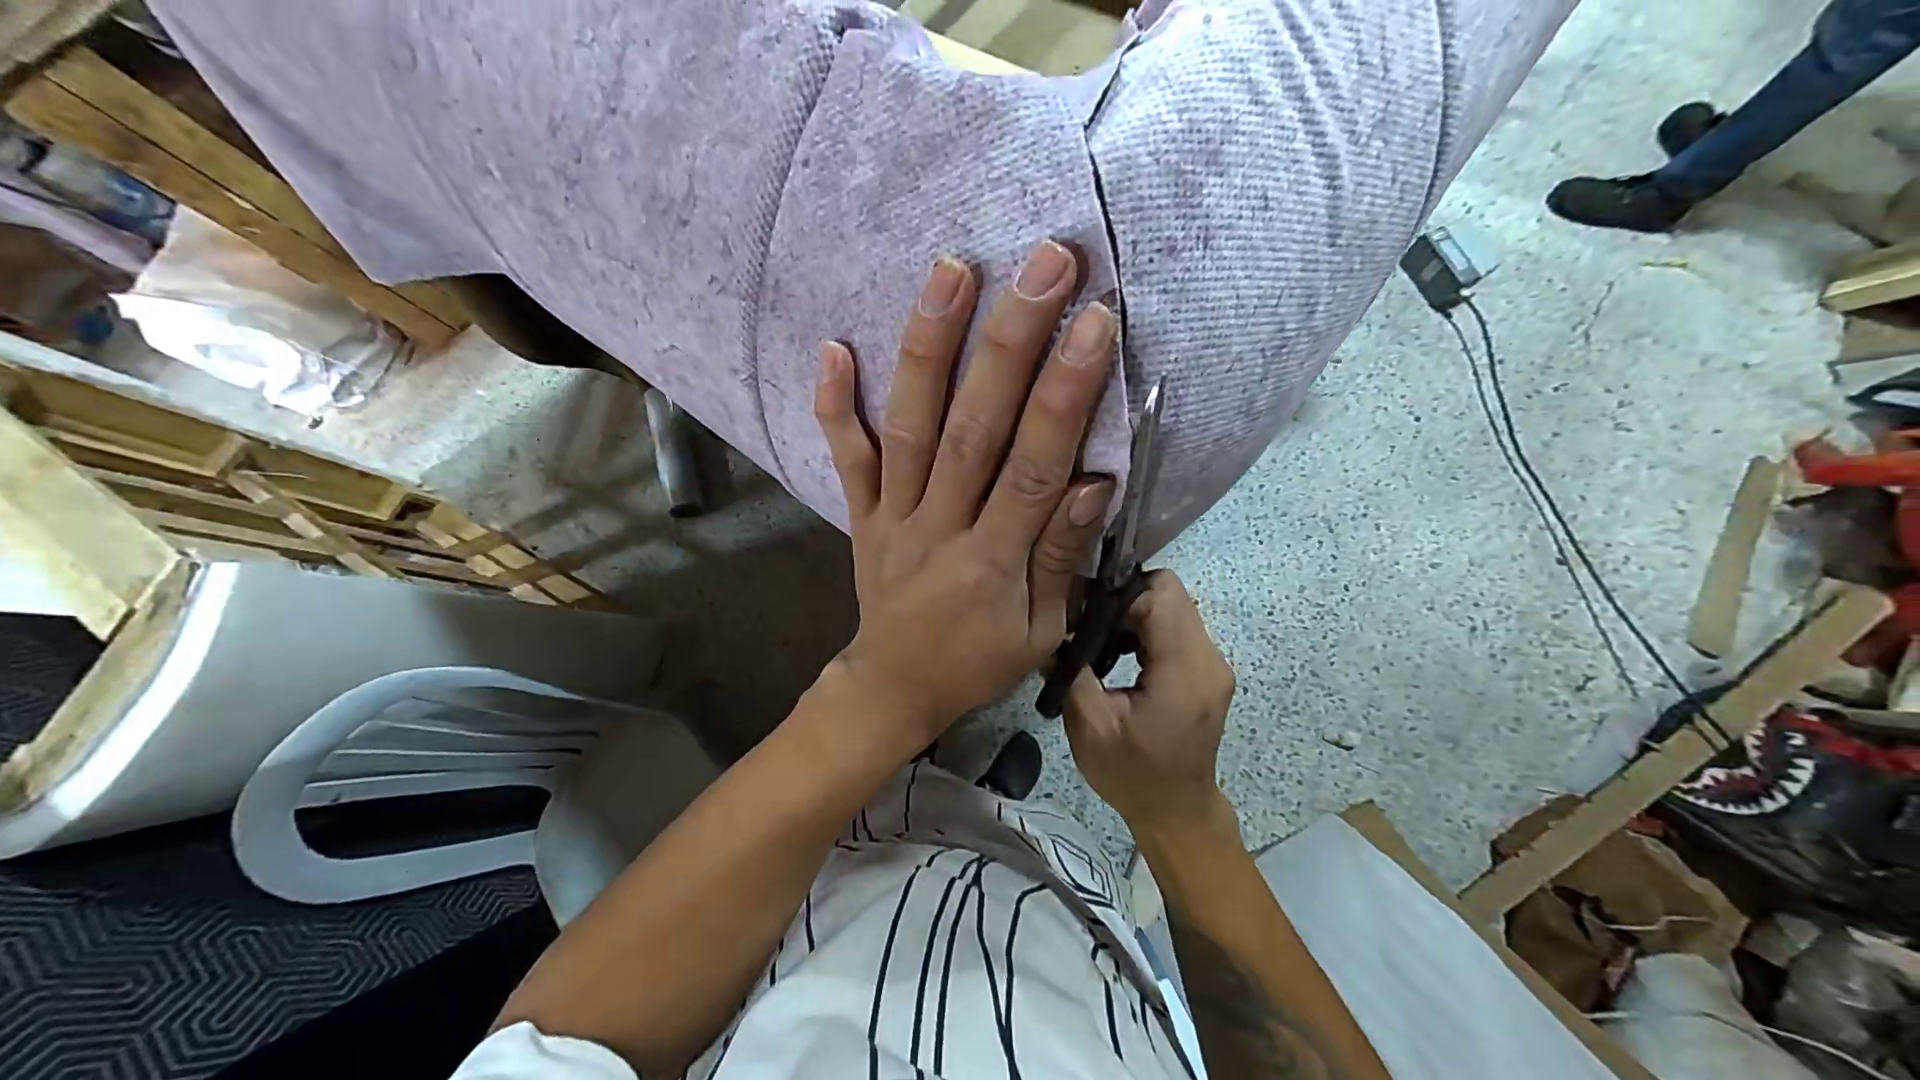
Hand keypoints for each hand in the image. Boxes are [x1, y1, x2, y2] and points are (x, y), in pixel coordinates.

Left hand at [813, 240, 1117, 747]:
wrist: (893, 688)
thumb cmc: (977, 661)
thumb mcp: (1040, 629)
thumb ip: (1061, 554)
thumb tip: (1094, 480)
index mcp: (993, 560)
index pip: (1033, 464)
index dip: (1065, 393)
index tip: (1094, 322)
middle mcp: (938, 524)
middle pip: (973, 426)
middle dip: (1009, 341)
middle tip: (1042, 265)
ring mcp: (892, 514)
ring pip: (909, 426)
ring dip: (927, 345)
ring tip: (950, 270)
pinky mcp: (860, 514)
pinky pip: (846, 458)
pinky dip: (835, 405)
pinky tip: (832, 346)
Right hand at [1063, 570, 1237, 835]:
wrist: (1176, 811)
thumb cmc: (1132, 775)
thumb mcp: (1090, 727)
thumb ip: (1072, 671)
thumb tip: (1055, 629)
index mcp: (1184, 670)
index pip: (1159, 594)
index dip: (1117, 595)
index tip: (1084, 617)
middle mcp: (1209, 658)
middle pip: (1169, 593)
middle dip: (1124, 601)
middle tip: (1089, 629)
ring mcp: (1213, 662)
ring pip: (1173, 605)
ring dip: (1134, 614)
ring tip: (1102, 644)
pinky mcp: (1207, 669)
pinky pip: (1176, 625)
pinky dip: (1146, 628)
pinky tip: (1121, 654)